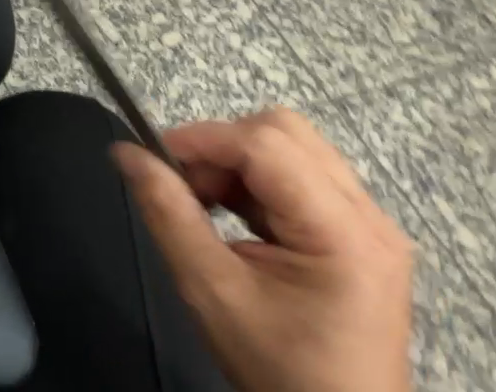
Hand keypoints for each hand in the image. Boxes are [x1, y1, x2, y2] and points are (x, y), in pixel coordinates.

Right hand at [115, 109, 414, 391]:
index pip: (265, 144)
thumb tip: (125, 152)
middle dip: (220, 146)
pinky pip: (300, 175)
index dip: (201, 138)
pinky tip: (235, 218)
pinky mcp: (359, 235)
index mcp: (343, 233)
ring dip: (235, 162)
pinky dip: (254, 181)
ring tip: (207, 205)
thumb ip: (167, 211)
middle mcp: (369, 218)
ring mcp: (370, 226)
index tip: (153, 160)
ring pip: (291, 147)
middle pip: (284, 132)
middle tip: (185, 186)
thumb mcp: (209, 288)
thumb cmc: (277, 363)